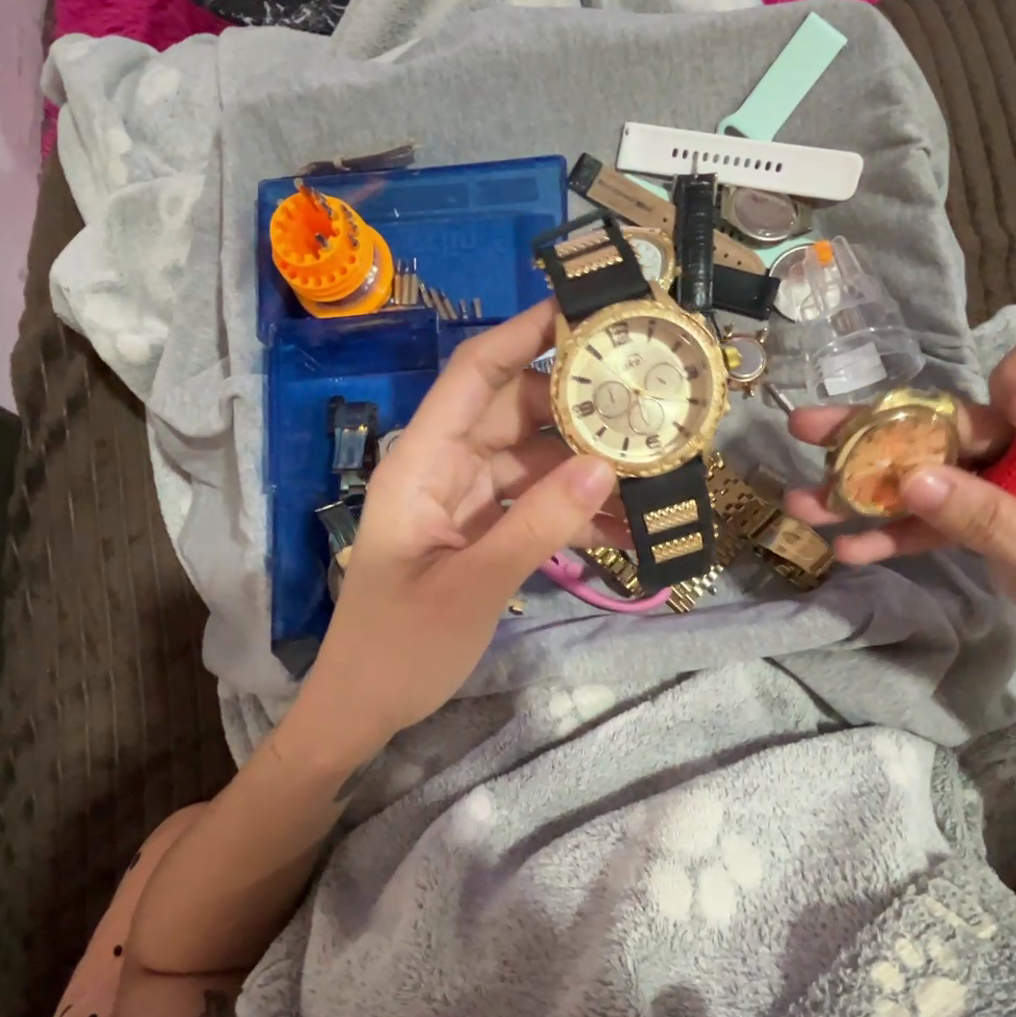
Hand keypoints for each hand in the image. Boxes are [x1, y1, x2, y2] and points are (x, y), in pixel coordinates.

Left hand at [301, 301, 620, 738]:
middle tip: (652, 401)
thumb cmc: (399, 647)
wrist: (361, 708)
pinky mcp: (475, 534)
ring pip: (531, 461)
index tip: (587, 309)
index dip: (524, 333)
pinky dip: (571, 511)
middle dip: (578, 405)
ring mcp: (460, 502)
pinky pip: (530, 505)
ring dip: (585, 467)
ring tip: (654, 470)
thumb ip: (538, 523)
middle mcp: (441, 469)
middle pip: (515, 412)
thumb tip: (606, 464)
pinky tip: (624, 527)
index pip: (473, 374)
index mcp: (420, 463)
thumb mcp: (473, 586)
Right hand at [786, 329, 1015, 763]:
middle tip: (809, 431)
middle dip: (886, 431)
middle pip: (964, 423)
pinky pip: (934, 523)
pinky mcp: (992, 533)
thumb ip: (992, 521)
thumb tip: (909, 476)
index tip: (1004, 417)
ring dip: (869, 489)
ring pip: (934, 474)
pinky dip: (894, 535)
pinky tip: (849, 549)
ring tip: (804, 504)